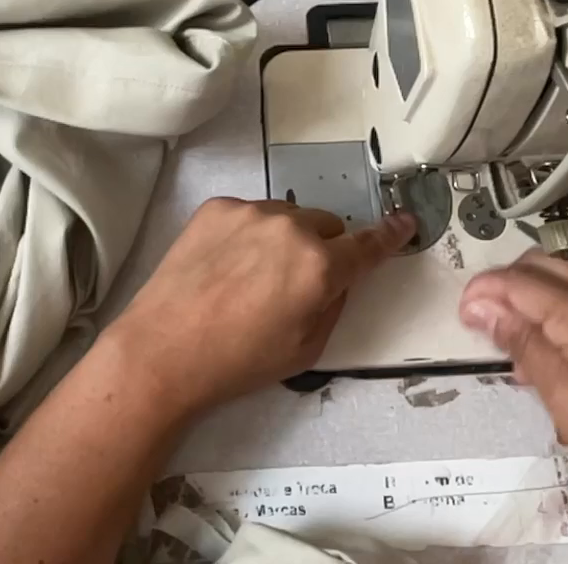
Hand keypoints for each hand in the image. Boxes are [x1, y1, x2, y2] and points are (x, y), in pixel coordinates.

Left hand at [106, 197, 414, 419]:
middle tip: (294, 282)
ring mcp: (250, 212)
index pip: (367, 245)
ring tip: (250, 276)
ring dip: (284, 238)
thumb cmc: (238, 361)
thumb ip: (333, 305)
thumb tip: (337, 279)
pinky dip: (248, 233)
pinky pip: (249, 214)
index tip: (404, 222)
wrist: (163, 349)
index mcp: (319, 267)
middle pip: (326, 225)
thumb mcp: (306, 350)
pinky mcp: (217, 207)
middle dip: (322, 248)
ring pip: (287, 216)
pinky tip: (224, 265)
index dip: (390, 235)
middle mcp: (290, 228)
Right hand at [459, 253, 567, 563]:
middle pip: (546, 262)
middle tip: (486, 327)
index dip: (485, 293)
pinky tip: (558, 343)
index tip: (462, 318)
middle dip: (507, 285)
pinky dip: (566, 301)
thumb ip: (527, 348)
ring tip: (519, 341)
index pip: (522, 282)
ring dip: (536, 290)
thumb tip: (484, 307)